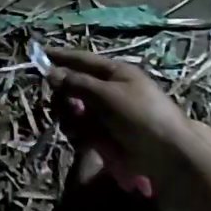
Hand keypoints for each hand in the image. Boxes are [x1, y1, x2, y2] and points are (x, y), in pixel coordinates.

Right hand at [46, 48, 210, 208]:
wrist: (170, 156)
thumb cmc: (142, 117)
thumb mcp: (108, 95)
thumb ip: (78, 83)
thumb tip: (52, 72)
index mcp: (117, 73)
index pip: (83, 60)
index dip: (61, 57)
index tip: (39, 53)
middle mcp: (112, 91)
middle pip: (76, 88)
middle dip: (68, 98)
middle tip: (69, 110)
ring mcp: (111, 115)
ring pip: (78, 112)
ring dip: (77, 121)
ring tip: (87, 132)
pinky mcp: (111, 137)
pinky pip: (87, 132)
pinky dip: (87, 136)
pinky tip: (96, 144)